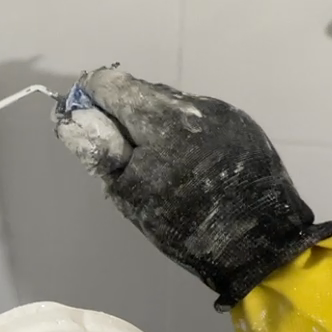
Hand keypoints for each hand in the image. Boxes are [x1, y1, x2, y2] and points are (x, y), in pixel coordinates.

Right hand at [55, 67, 331, 308]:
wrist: (261, 247)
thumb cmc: (183, 227)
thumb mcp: (128, 193)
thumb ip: (97, 149)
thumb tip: (71, 116)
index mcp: (163, 121)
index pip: (113, 85)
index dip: (93, 99)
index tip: (89, 124)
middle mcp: (195, 106)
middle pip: (141, 91)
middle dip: (123, 114)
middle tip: (120, 153)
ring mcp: (222, 113)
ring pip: (168, 104)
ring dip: (151, 123)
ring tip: (155, 163)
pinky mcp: (241, 124)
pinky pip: (195, 117)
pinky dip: (179, 132)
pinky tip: (185, 162)